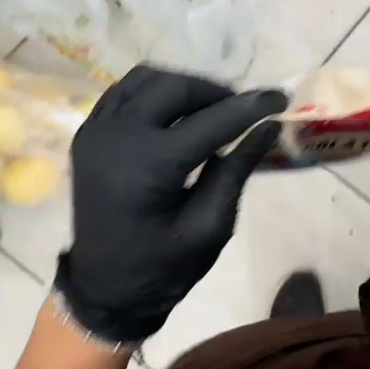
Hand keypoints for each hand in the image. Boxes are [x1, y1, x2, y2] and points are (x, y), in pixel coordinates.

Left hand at [54, 66, 287, 343]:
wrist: (104, 288)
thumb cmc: (164, 267)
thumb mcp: (211, 225)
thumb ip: (237, 169)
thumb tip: (269, 125)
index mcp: (148, 166)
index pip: (211, 120)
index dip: (250, 106)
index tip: (281, 97)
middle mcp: (117, 137)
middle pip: (175, 88)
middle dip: (215, 93)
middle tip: (243, 110)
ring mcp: (96, 131)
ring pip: (147, 79)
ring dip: (185, 87)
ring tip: (211, 108)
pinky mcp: (88, 133)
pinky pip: (124, 91)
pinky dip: (155, 91)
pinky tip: (176, 111)